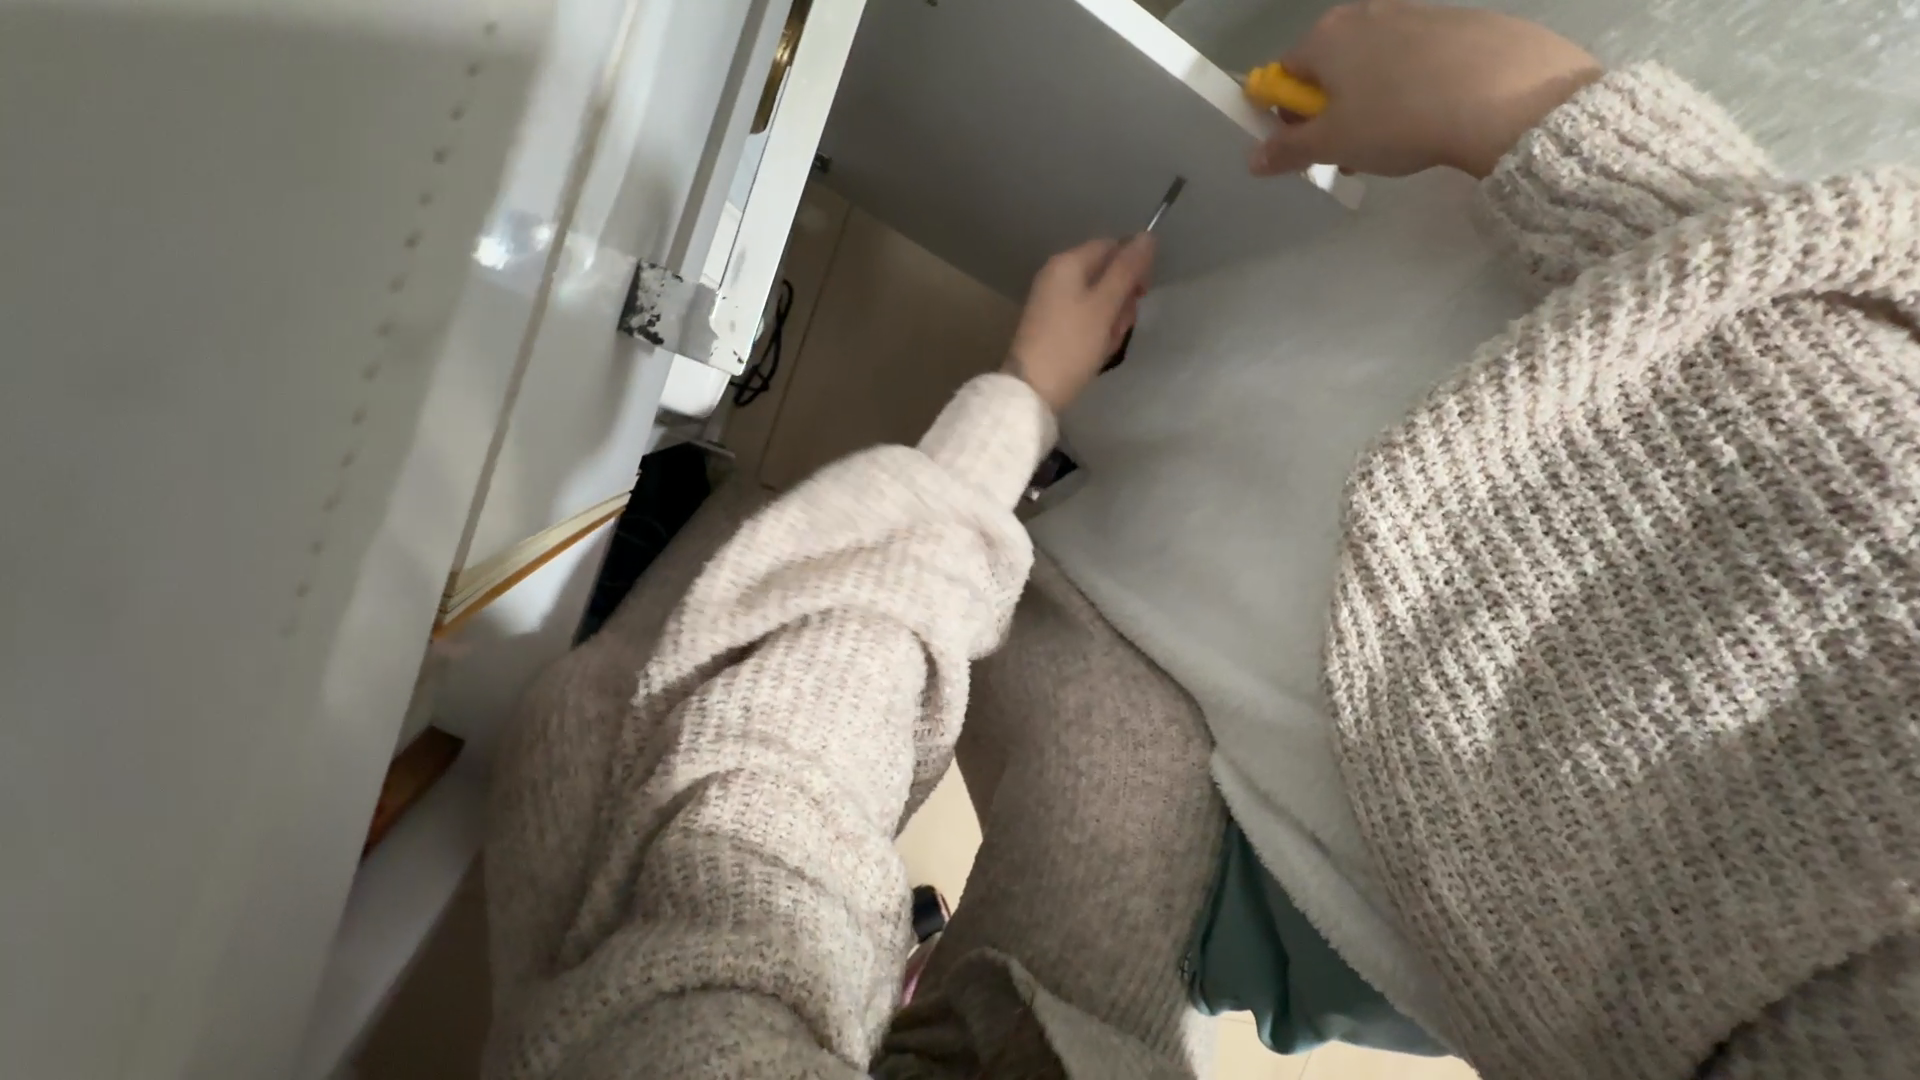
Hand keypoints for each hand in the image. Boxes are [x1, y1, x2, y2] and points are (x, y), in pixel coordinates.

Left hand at [1003, 235, 1156, 411]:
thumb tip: (1148, 235)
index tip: (1142, 294)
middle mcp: (1057, 277)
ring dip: (1112, 322)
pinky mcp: (1054, 328)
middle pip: (1106, 276)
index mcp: (1067, 263)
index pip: (1112, 247)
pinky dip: (1097, 335)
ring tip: (1105, 344)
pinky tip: (1096, 353)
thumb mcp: (1104, 305)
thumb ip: (1127, 269)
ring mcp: (1054, 304)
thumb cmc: (1071, 345)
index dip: (1133, 267)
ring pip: (1100, 303)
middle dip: (1121, 301)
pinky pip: (1086, 322)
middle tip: (1119, 325)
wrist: (1032, 391)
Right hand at [1248, 1, 1602, 179]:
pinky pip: (1412, 62)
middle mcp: (1365, 13)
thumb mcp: (1330, 145)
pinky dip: (1407, 91)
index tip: (1300, 144)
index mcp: (1325, 37)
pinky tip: (1425, 120)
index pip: (1282, 75)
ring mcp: (1414, 12)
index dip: (1284, 114)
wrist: (1503, 94)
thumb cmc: (1396, 119)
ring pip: (1371, 67)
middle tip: (1344, 150)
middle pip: (1328, 69)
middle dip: (1327, 112)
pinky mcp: (1457, 22)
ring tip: (1389, 143)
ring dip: (1367, 105)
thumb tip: (1254, 158)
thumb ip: (1286, 151)